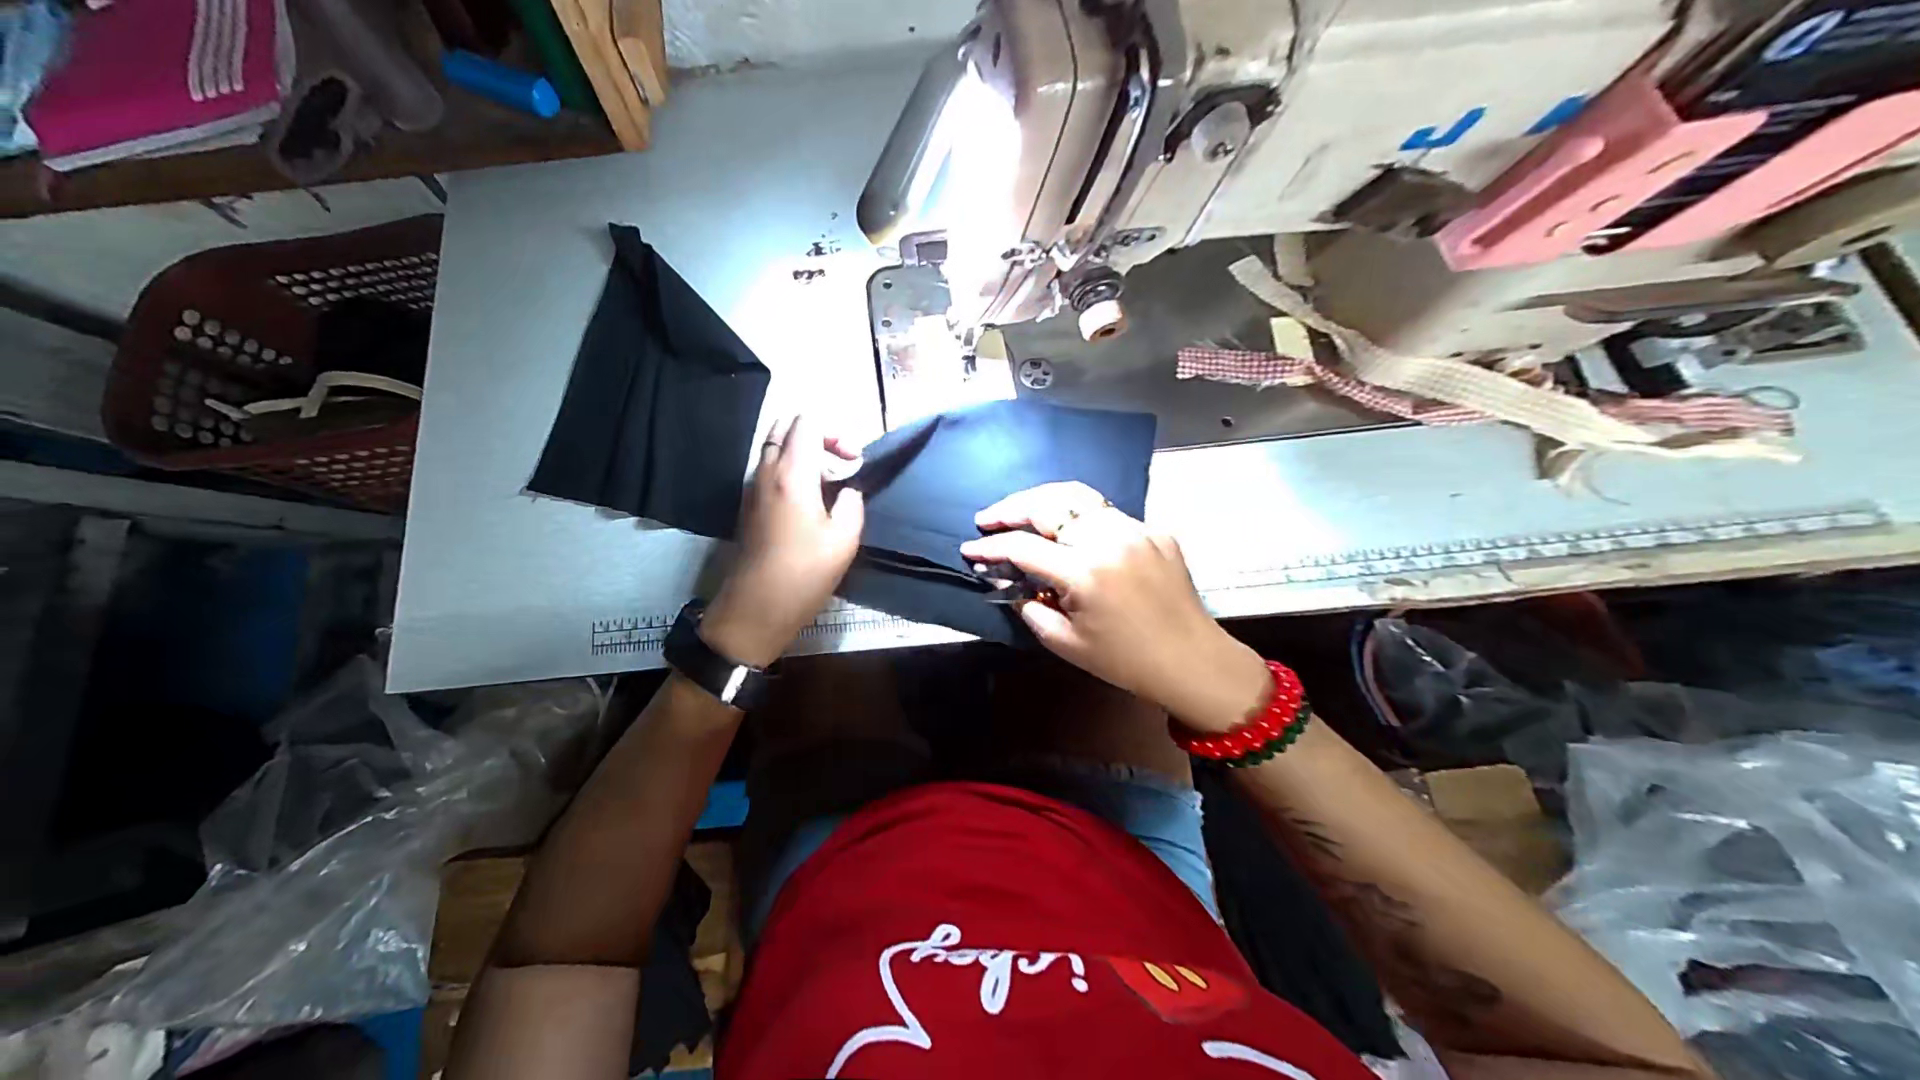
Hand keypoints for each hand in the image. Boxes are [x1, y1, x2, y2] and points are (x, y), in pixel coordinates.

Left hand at [702, 415, 864, 667]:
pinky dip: (790, 469)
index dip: (835, 432)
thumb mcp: (845, 540)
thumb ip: (852, 503)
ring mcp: (753, 487)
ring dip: (803, 453)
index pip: (807, 423)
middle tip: (841, 463)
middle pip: (786, 427)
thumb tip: (847, 490)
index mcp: (792, 474)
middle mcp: (767, 472)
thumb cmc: (804, 574)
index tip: (853, 461)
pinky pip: (769, 469)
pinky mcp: (749, 505)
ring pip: (776, 448)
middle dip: (817, 435)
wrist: (756, 607)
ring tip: (829, 483)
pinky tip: (809, 501)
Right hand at [958, 482, 1269, 733]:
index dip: (990, 547)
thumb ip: (1027, 606)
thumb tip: (1004, 580)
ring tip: (1021, 511)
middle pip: (1049, 504)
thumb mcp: (1064, 642)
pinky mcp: (1155, 531)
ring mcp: (1136, 530)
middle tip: (988, 518)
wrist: (1191, 660)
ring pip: (1079, 497)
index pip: (1023, 546)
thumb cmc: (1124, 661)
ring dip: (1044, 501)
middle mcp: (1110, 540)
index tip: (970, 550)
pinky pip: (1108, 514)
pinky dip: (1081, 518)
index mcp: (1085, 573)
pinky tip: (1069, 532)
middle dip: (1011, 508)